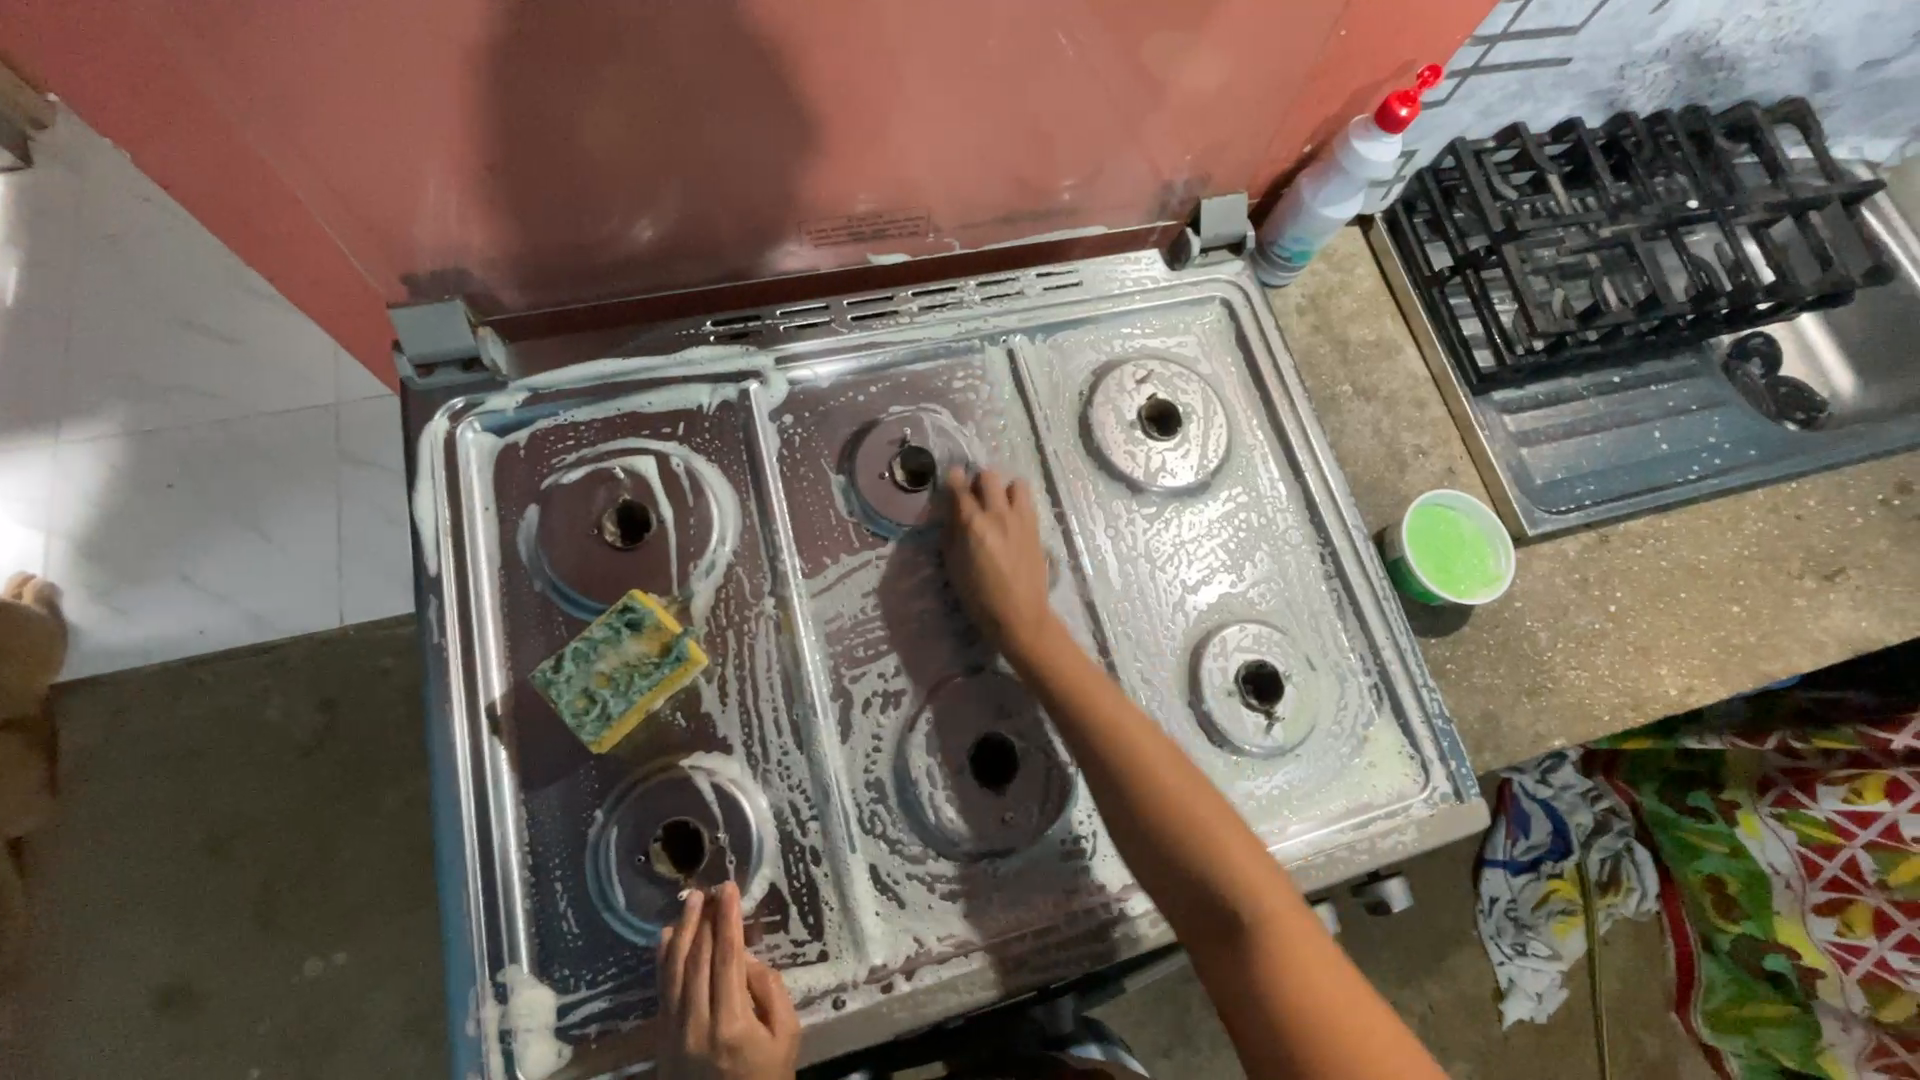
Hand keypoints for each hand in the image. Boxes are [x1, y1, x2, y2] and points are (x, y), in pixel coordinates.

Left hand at [658, 884, 799, 1079]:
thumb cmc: (768, 1078)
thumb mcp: (786, 1036)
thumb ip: (769, 991)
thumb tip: (746, 957)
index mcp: (732, 1023)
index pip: (727, 957)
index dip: (727, 918)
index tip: (729, 888)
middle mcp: (697, 1025)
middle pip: (698, 958)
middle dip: (705, 918)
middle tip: (711, 887)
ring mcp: (674, 1034)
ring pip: (674, 971)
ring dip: (683, 931)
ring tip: (690, 901)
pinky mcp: (662, 1040)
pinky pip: (662, 991)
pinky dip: (664, 959)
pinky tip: (669, 936)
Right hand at [942, 466, 1059, 663]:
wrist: (1019, 614)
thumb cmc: (979, 597)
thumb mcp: (953, 565)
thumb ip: (951, 532)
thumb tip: (951, 511)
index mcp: (972, 525)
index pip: (959, 486)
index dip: (953, 479)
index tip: (951, 479)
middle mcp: (997, 514)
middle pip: (988, 475)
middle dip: (979, 481)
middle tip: (975, 496)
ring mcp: (1020, 519)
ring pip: (1015, 482)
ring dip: (1004, 489)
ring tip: (998, 506)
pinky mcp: (1036, 527)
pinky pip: (1027, 500)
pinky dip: (1017, 502)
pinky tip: (1011, 519)